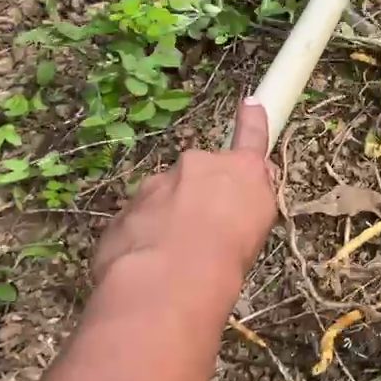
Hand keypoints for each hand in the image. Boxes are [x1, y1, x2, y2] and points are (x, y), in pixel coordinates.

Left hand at [92, 98, 277, 287]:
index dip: (253, 119)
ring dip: (169, 216)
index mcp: (238, 167)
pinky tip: (151, 263)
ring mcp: (153, 187)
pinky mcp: (120, 213)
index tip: (250, 102)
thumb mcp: (260, 220)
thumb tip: (246, 184)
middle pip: (199, 173)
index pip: (251, 136)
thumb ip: (252, 194)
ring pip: (164, 197)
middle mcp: (195, 166)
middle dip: (200, 192)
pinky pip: (137, 221)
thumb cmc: (230, 249)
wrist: (169, 278)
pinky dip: (144, 237)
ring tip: (175, 253)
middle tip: (205, 227)